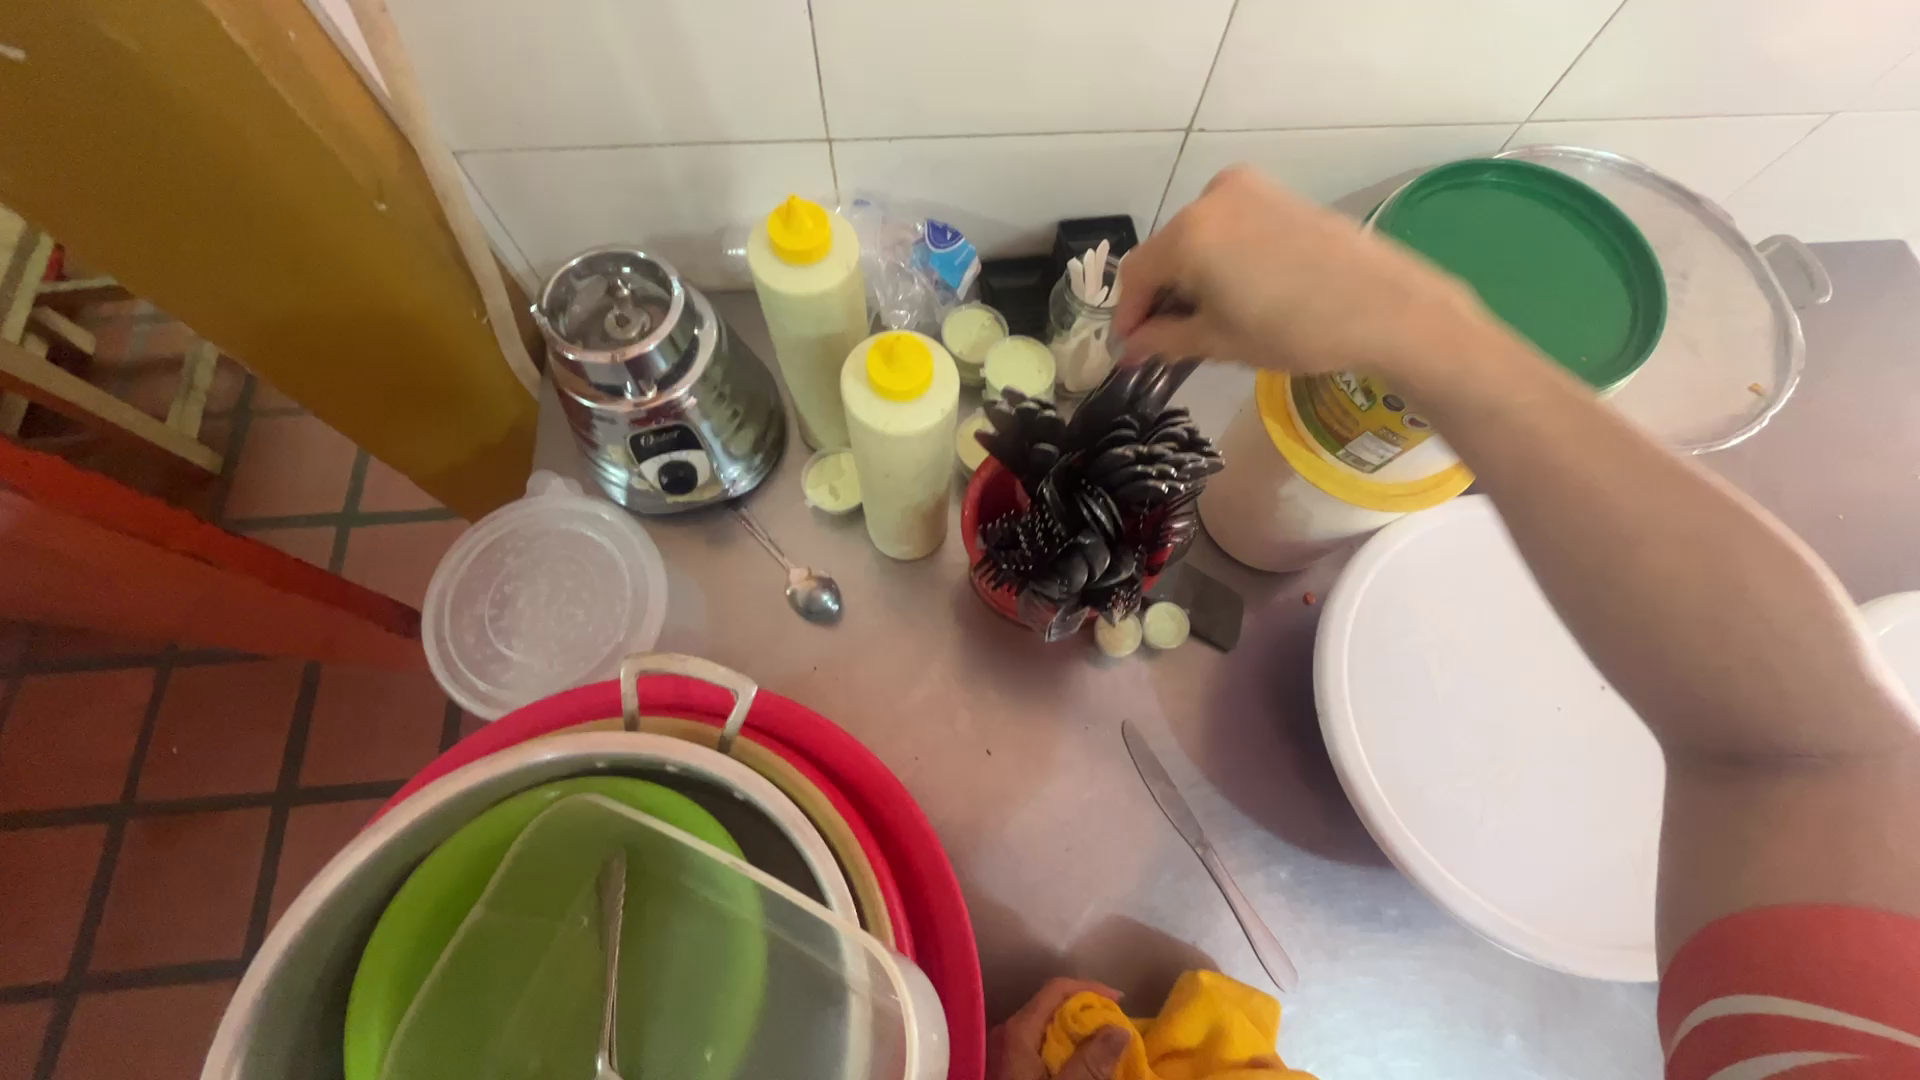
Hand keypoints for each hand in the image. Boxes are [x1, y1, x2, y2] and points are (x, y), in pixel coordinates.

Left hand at [986, 979, 1129, 1079]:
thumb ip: (1091, 1064)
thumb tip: (1119, 1028)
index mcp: (1017, 1032)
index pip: (1055, 990)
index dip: (1090, 989)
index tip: (1120, 1003)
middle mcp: (1007, 1035)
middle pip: (1051, 1007)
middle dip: (1086, 1013)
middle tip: (1118, 1028)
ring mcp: (1004, 1054)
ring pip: (1045, 1029)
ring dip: (1076, 1034)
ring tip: (1106, 1049)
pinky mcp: (1006, 1072)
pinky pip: (1038, 1049)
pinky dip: (1062, 1051)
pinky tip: (1080, 1068)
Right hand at [1114, 165, 1491, 379]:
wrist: (1386, 307)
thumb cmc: (1293, 330)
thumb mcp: (1217, 341)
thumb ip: (1162, 340)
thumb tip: (1129, 349)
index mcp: (1188, 233)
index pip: (1136, 275)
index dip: (1128, 316)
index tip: (1129, 350)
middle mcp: (1211, 198)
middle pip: (1163, 253)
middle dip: (1158, 296)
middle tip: (1162, 340)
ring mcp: (1249, 189)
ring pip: (1194, 239)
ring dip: (1187, 278)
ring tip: (1200, 321)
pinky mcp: (1278, 194)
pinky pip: (1226, 227)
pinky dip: (1216, 259)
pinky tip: (1231, 293)